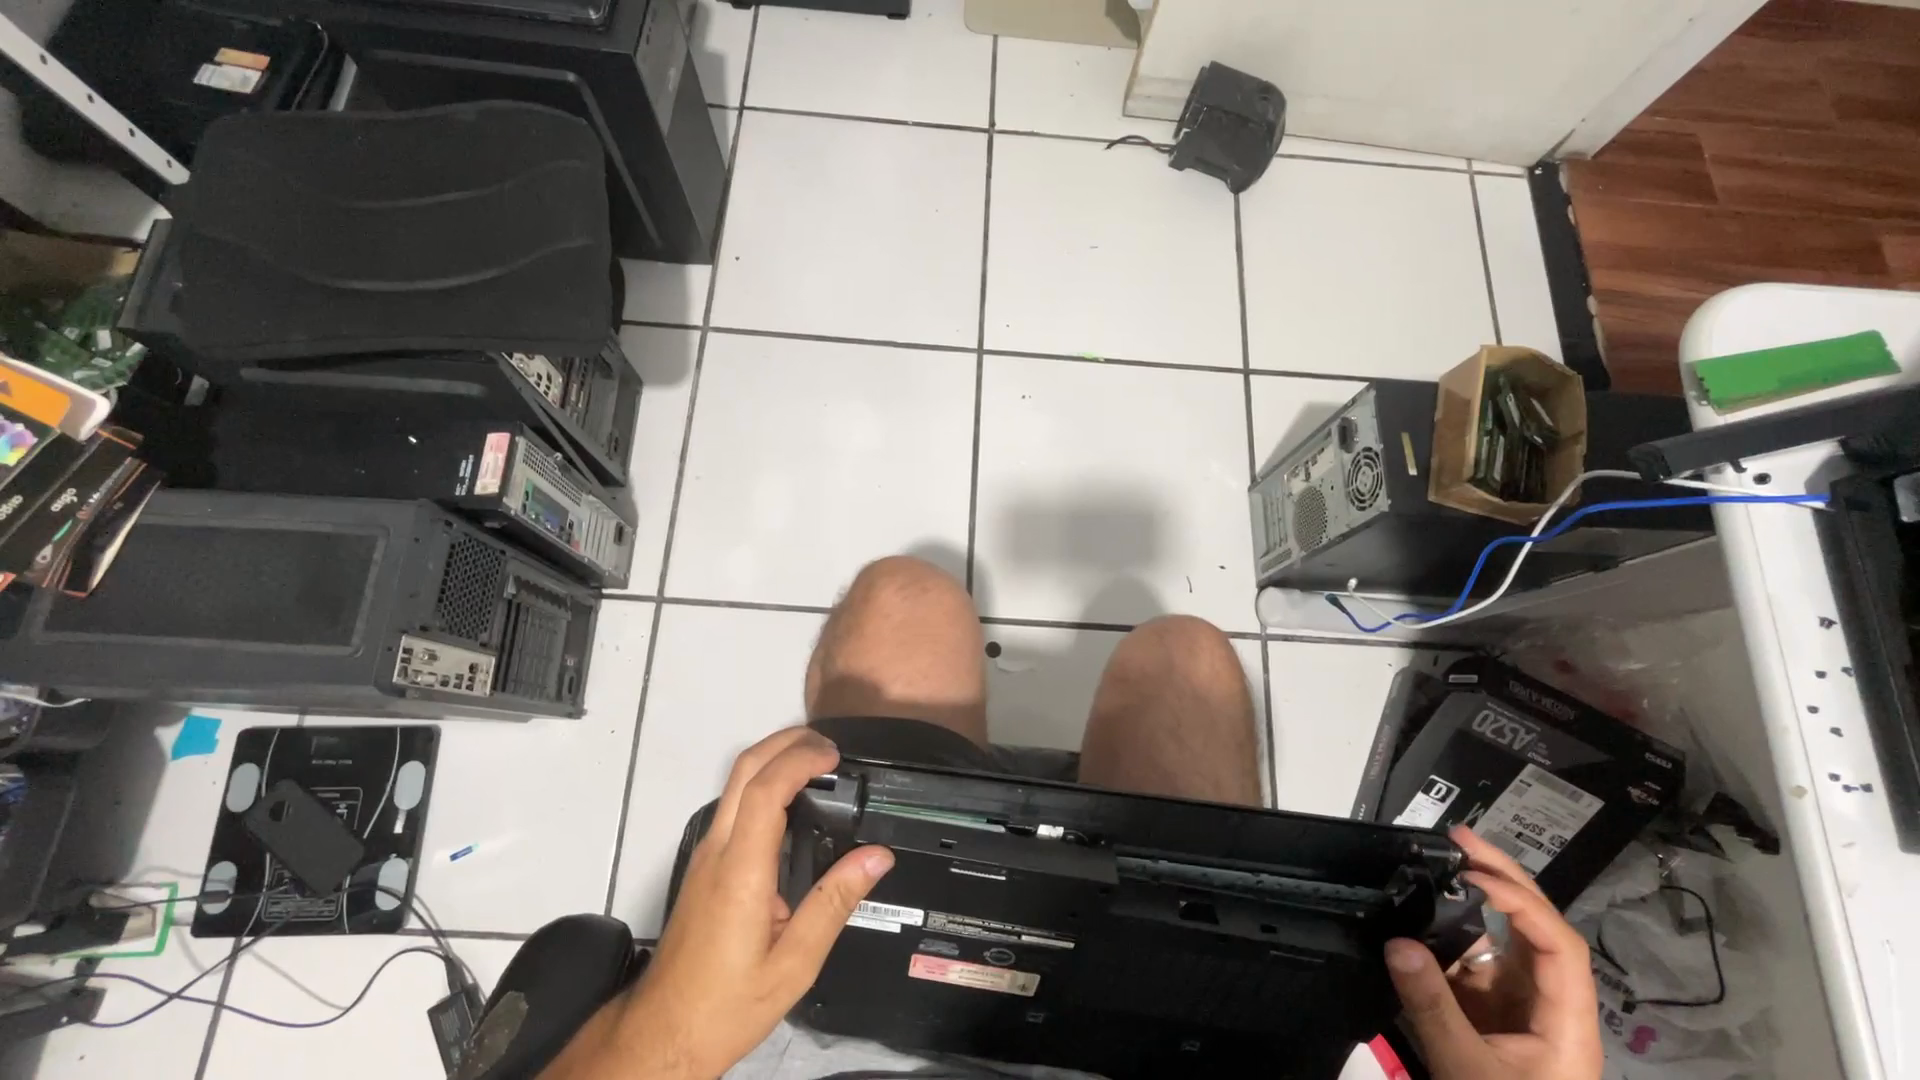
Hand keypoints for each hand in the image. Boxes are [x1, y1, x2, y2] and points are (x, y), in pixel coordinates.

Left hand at [542, 728, 893, 1079]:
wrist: (661, 1034)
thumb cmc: (727, 1004)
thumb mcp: (794, 965)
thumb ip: (834, 904)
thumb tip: (877, 857)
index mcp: (741, 872)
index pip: (764, 790)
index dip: (800, 760)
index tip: (835, 757)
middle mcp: (717, 851)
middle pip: (743, 769)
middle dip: (786, 742)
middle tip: (831, 748)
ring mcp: (706, 855)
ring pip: (734, 783)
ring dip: (774, 759)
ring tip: (820, 766)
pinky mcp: (704, 866)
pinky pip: (734, 805)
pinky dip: (765, 783)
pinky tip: (795, 802)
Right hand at [1384, 825, 1602, 1079]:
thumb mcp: (1469, 1072)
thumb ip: (1433, 1007)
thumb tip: (1397, 942)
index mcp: (1565, 1020)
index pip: (1558, 945)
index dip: (1521, 903)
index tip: (1472, 876)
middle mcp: (1549, 1004)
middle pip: (1536, 929)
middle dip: (1502, 879)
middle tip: (1458, 838)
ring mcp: (1519, 1009)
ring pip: (1503, 943)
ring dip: (1472, 902)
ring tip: (1438, 863)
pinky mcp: (1490, 1018)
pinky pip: (1470, 966)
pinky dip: (1444, 939)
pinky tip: (1419, 920)